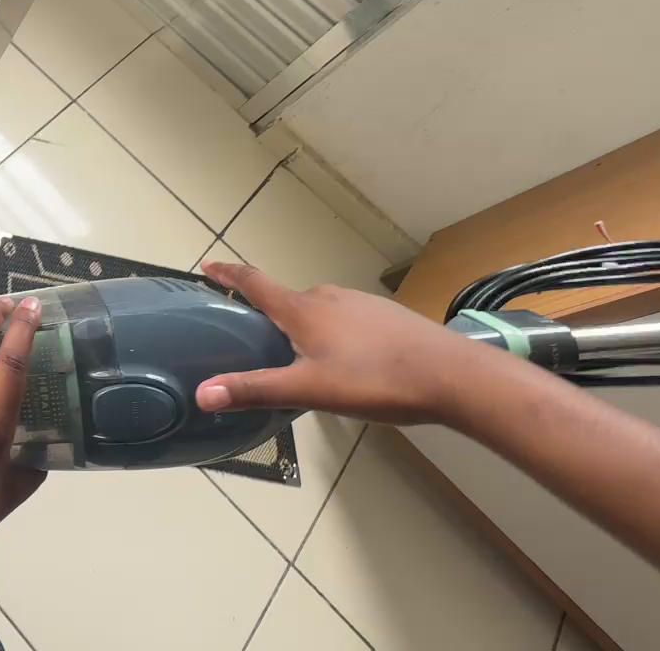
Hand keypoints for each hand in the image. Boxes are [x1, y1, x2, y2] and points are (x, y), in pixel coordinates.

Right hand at [194, 262, 507, 425]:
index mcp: (301, 309)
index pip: (253, 282)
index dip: (226, 273)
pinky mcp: (387, 315)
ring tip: (306, 357)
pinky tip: (351, 361)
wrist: (457, 377)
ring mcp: (359, 303)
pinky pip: (347, 319)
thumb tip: (202, 393)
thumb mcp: (310, 390)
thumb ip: (256, 389)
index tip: (206, 266)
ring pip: (319, 310)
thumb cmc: (376, 380)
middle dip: (269, 314)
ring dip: (305, 326)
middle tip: (258, 336)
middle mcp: (326, 296)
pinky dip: (336, 333)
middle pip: (286, 299)